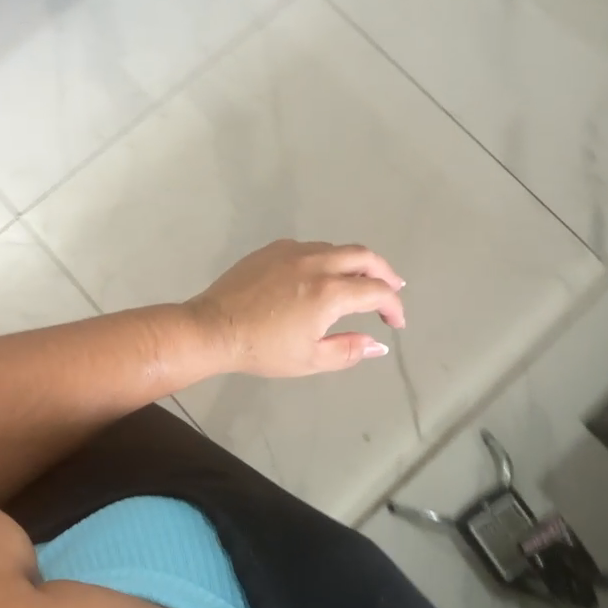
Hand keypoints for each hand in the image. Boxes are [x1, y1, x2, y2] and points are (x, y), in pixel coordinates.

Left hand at [183, 240, 406, 376]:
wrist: (213, 328)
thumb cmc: (262, 348)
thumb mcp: (311, 359)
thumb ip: (349, 350)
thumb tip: (377, 343)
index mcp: (329, 292)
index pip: (376, 291)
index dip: (393, 306)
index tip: (394, 323)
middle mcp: (315, 263)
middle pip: (363, 256)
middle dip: (384, 272)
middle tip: (392, 288)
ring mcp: (290, 252)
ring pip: (335, 248)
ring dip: (354, 263)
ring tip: (358, 283)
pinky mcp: (270, 250)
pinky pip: (308, 247)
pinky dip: (326, 258)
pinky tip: (321, 275)